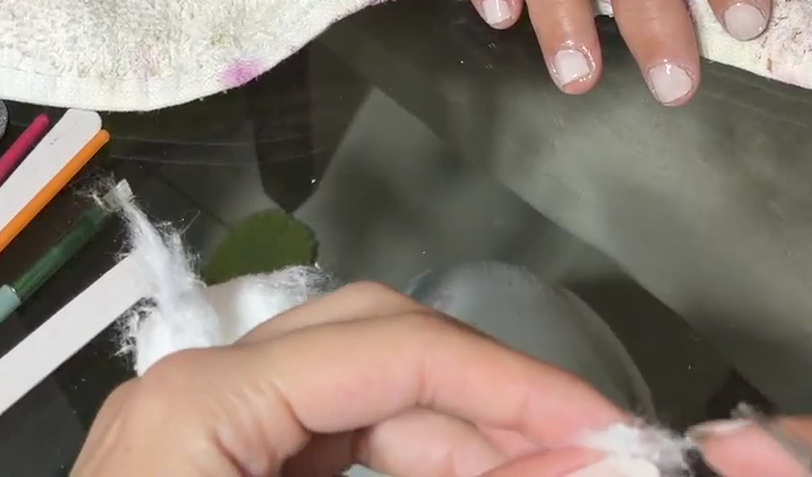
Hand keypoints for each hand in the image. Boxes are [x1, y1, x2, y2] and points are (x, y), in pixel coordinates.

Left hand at [71, 283, 623, 476]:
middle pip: (382, 348)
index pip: (391, 347)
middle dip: (492, 401)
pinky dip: (415, 462)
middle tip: (589, 451)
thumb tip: (578, 466)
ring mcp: (217, 421)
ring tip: (546, 470)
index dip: (511, 382)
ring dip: (461, 435)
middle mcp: (209, 384)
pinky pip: (342, 437)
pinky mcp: (235, 460)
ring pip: (368, 391)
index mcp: (207, 399)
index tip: (605, 425)